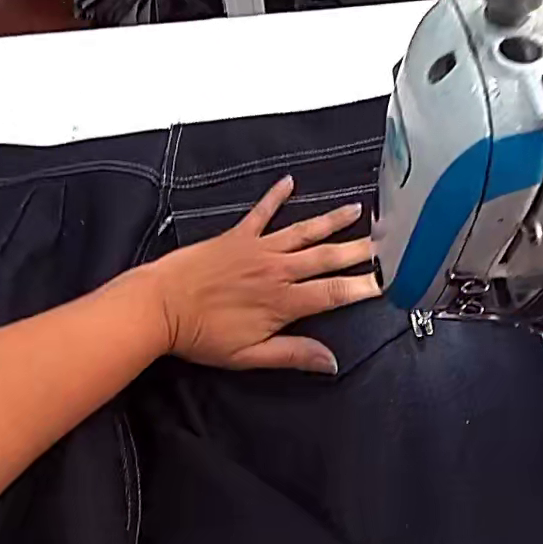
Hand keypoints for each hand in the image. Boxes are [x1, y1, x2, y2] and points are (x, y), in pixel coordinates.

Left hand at [130, 175, 378, 372]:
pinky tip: (290, 181)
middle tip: (385, 241)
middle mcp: (279, 270)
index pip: (333, 293)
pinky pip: (263, 212)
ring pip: (305, 231)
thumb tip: (331, 362)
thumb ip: (293, 355)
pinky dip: (276, 196)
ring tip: (357, 210)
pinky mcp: (238, 235)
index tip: (385, 281)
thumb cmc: (201, 335)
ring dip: (332, 220)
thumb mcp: (248, 356)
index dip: (361, 287)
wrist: (158, 306)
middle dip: (358, 250)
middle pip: (327, 257)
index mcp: (284, 301)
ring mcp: (260, 248)